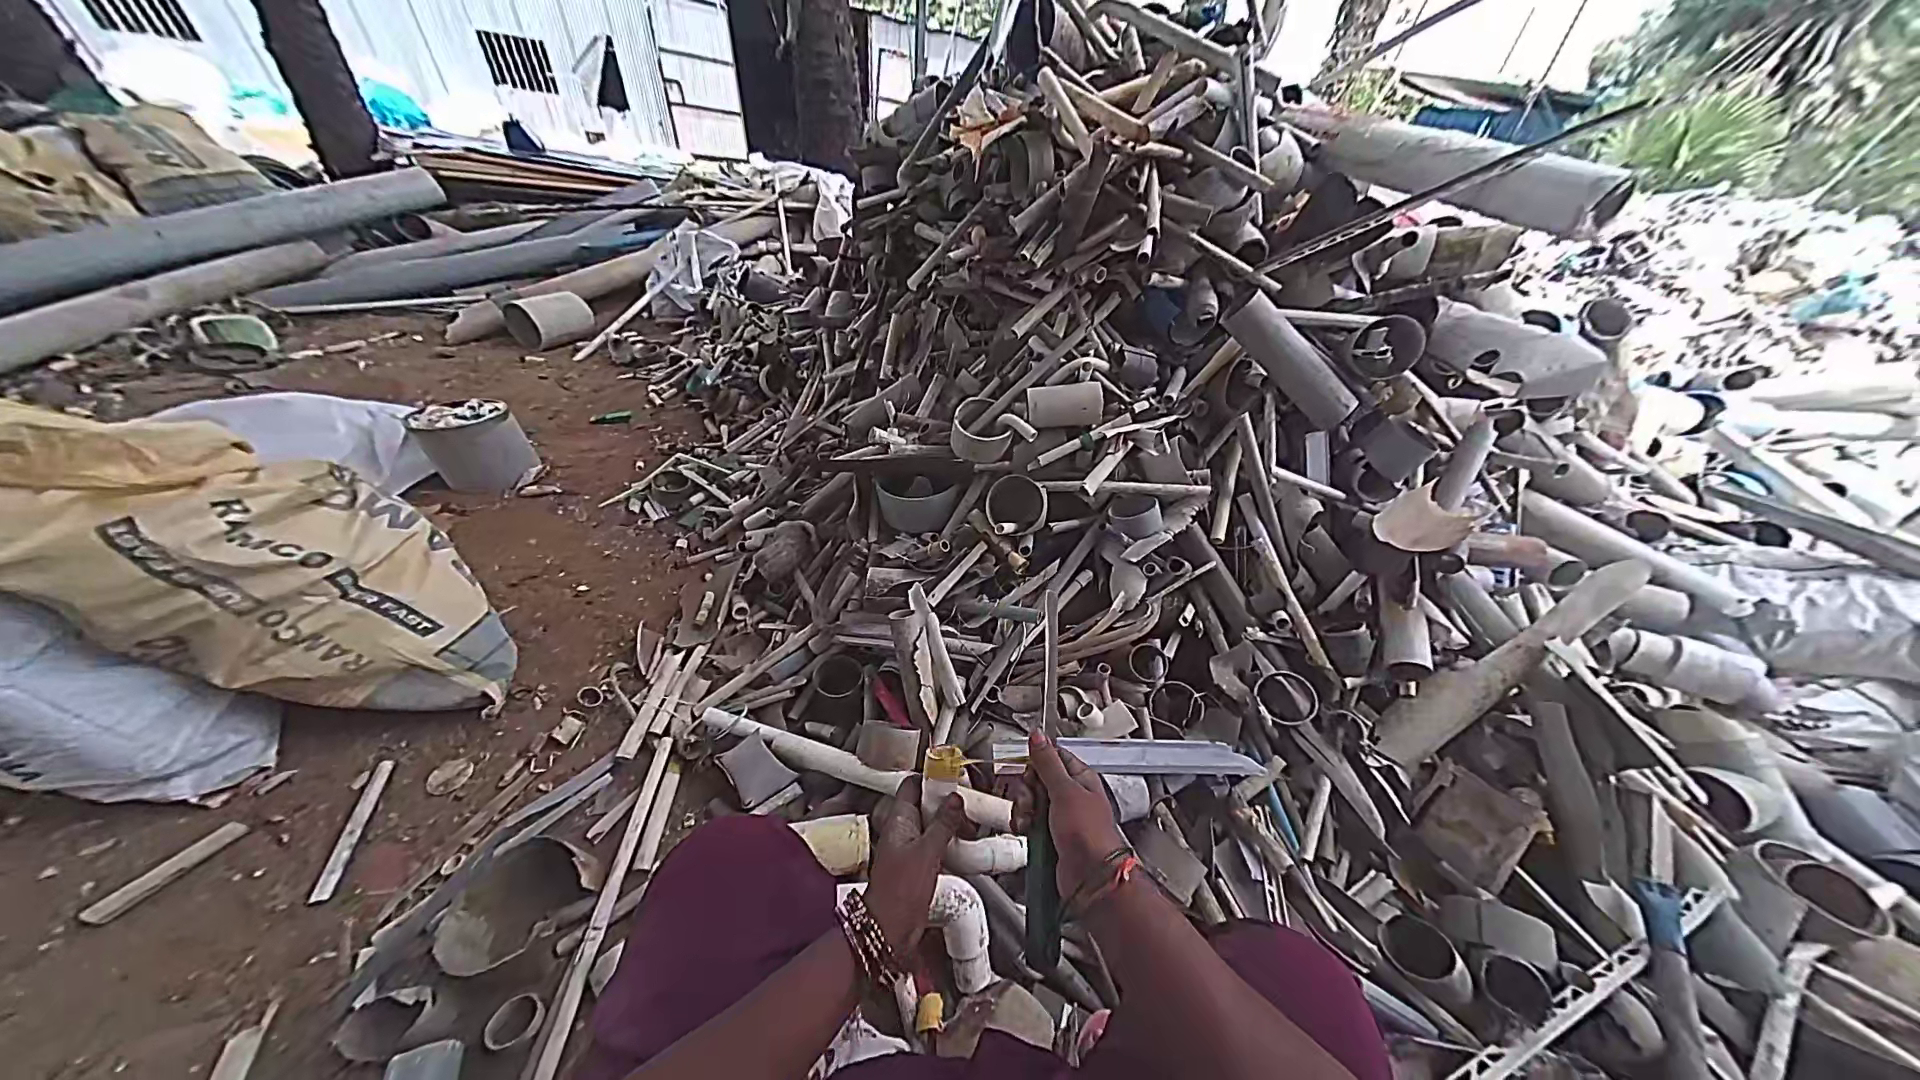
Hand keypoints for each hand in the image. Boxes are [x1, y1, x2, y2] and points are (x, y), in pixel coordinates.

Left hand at [863, 775, 964, 953]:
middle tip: (965, 802)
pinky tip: (962, 845)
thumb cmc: (900, 892)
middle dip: (945, 801)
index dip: (929, 776)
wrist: (890, 931)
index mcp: (898, 820)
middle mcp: (902, 830)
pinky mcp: (917, 865)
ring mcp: (909, 847)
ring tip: (968, 824)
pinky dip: (948, 841)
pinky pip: (934, 844)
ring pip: (930, 824)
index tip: (950, 775)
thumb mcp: (928, 852)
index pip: (911, 785)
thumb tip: (954, 800)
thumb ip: (943, 824)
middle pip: (924, 803)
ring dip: (948, 822)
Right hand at [1021, 729, 1128, 900]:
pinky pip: (1028, 822)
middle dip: (1027, 790)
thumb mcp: (1065, 791)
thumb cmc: (1090, 835)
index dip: (1036, 762)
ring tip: (1031, 821)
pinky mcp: (1049, 836)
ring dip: (1023, 810)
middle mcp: (1070, 796)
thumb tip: (1038, 736)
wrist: (1090, 879)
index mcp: (1079, 778)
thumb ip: (1047, 762)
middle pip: (1035, 779)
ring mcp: (1059, 817)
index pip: (1052, 756)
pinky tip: (1027, 831)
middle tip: (1033, 801)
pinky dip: (1023, 826)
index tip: (1028, 771)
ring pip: (1029, 801)